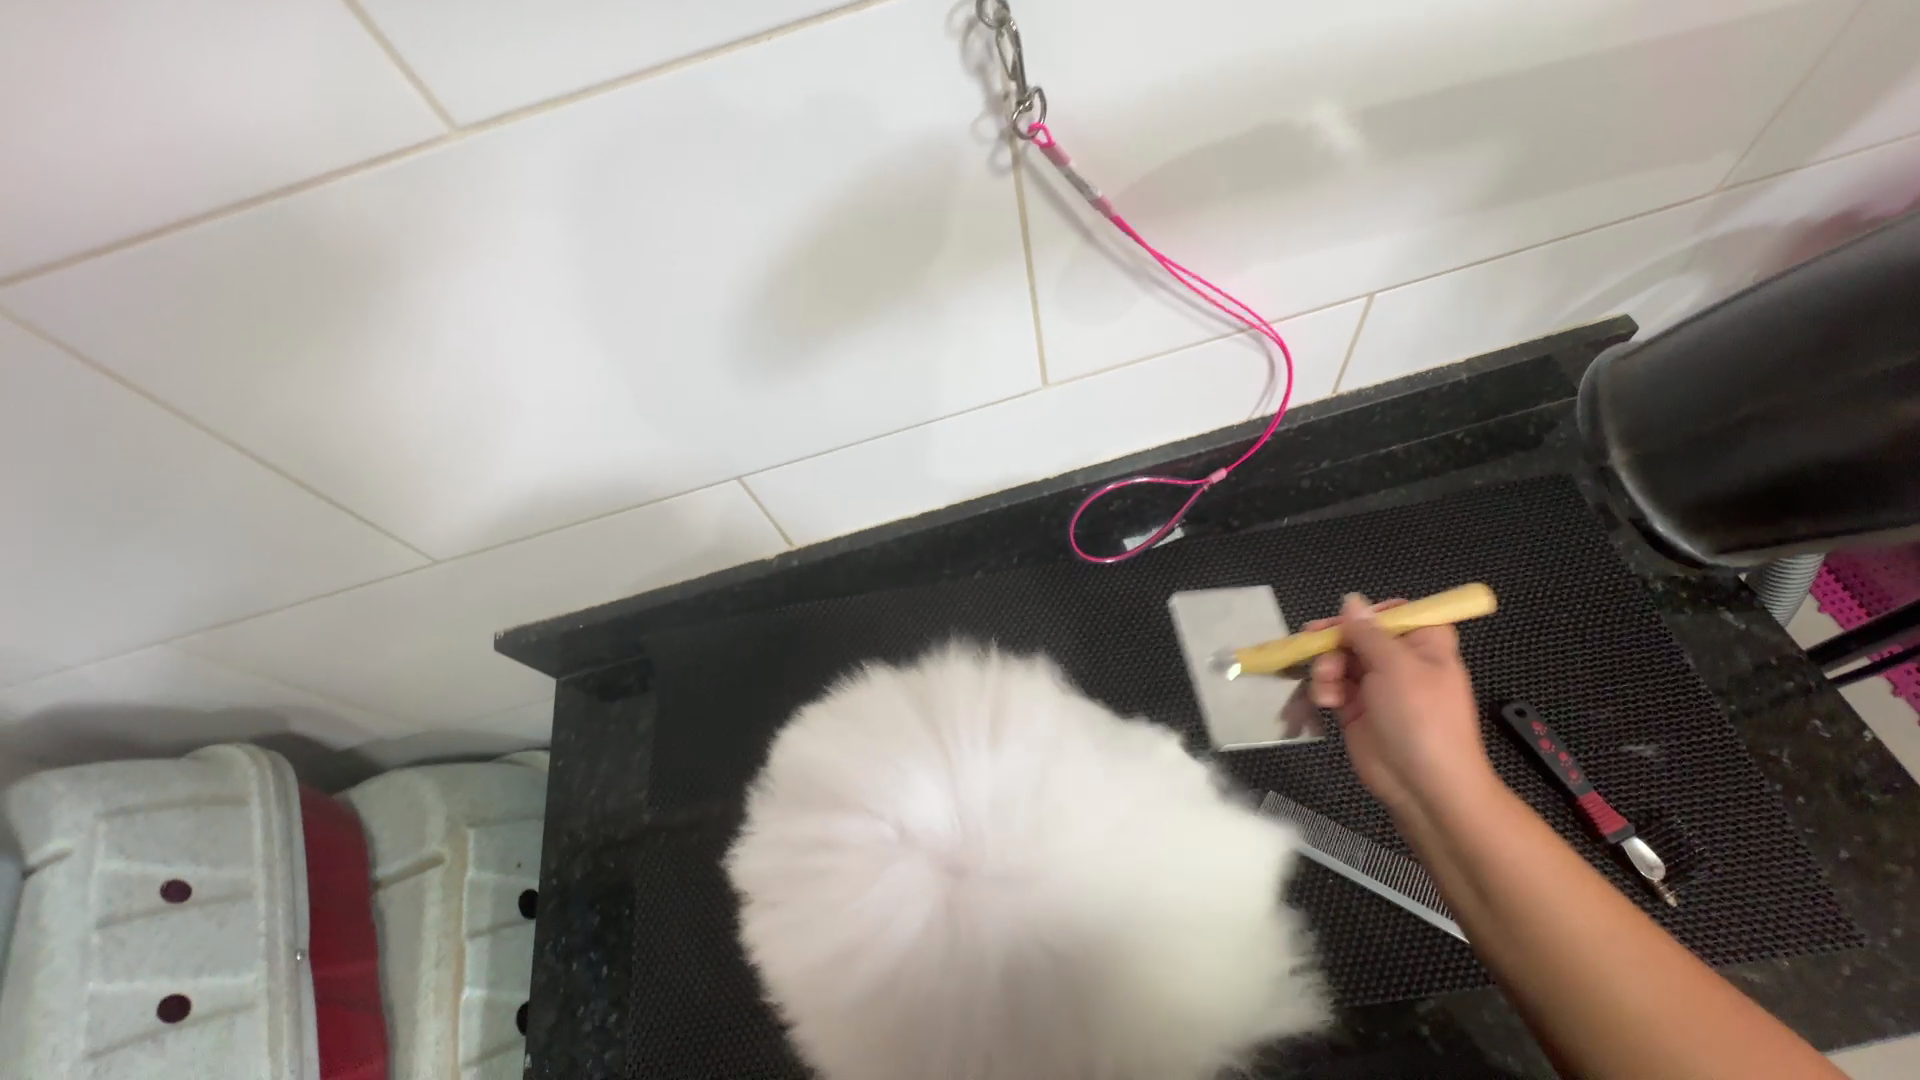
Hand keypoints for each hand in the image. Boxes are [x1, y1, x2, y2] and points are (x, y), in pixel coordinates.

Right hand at [1305, 594, 1494, 815]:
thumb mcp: (1397, 666)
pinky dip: (1323, 691)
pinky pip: (1330, 687)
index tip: (1346, 622)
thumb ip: (1368, 632)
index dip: (1368, 615)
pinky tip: (1325, 703)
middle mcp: (1398, 661)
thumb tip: (1350, 599)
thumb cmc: (1421, 718)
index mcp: (1423, 645)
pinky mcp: (1354, 709)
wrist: (1424, 785)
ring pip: (1337, 660)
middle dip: (1333, 642)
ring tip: (1326, 687)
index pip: (1394, 614)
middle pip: (1356, 635)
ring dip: (1325, 669)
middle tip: (1310, 643)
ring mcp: (1375, 686)